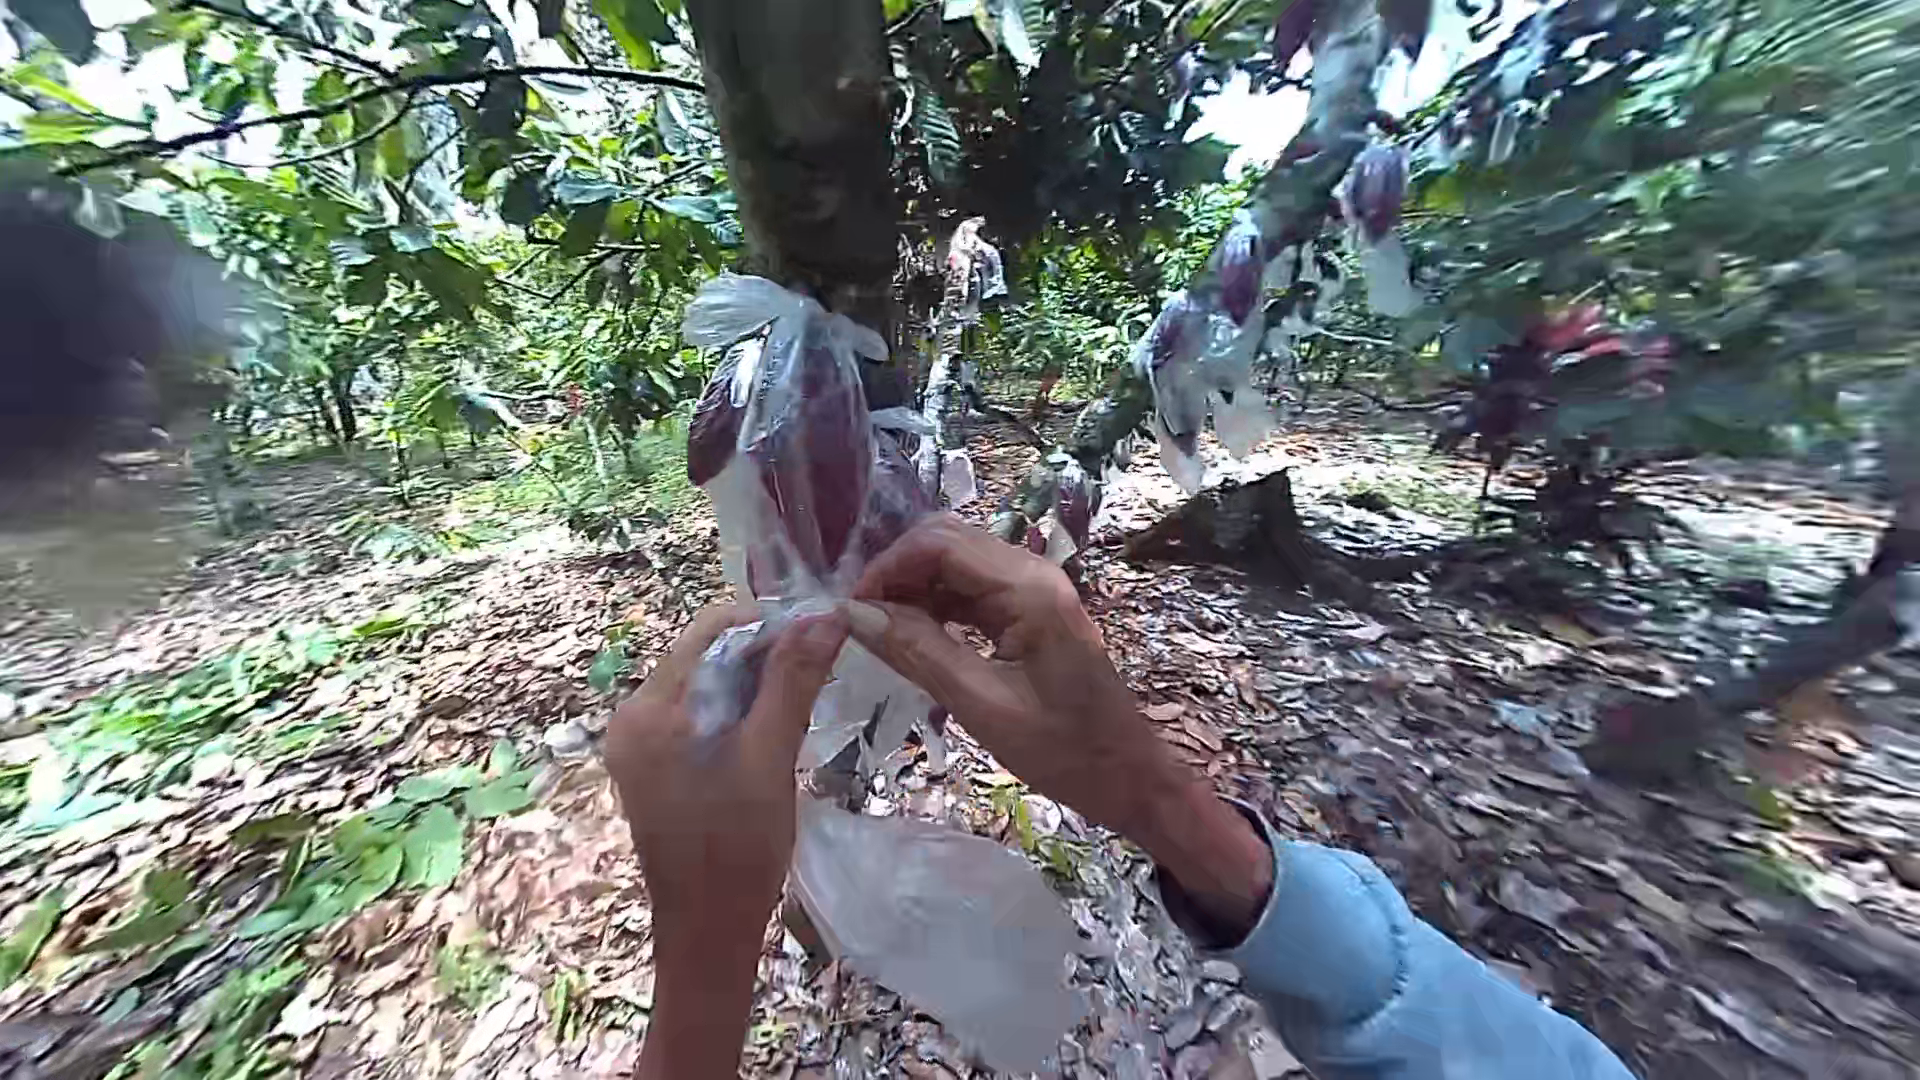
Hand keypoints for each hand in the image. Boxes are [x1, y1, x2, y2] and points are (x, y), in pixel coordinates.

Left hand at [606, 604, 847, 1079]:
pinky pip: (708, 709)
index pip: (711, 631)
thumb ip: (795, 679)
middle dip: (769, 652)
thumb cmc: (739, 847)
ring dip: (762, 679)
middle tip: (821, 668)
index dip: (770, 623)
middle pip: (711, 653)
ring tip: (806, 696)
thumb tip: (827, 616)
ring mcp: (645, 741)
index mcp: (650, 711)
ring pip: (714, 680)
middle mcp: (636, 717)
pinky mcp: (661, 760)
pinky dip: (747, 705)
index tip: (821, 634)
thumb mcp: (771, 753)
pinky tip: (778, 721)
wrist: (710, 933)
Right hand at [848, 516, 1271, 940]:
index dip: (887, 567)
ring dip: (915, 587)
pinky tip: (914, 633)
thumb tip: (855, 614)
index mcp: (1027, 588)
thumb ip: (918, 651)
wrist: (1130, 776)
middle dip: (897, 572)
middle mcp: (1032, 572)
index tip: (852, 610)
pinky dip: (938, 604)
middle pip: (947, 542)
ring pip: (957, 562)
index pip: (940, 544)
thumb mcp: (983, 705)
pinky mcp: (1030, 607)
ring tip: (880, 629)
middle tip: (862, 619)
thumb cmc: (1064, 751)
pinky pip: (972, 589)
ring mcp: (1034, 587)